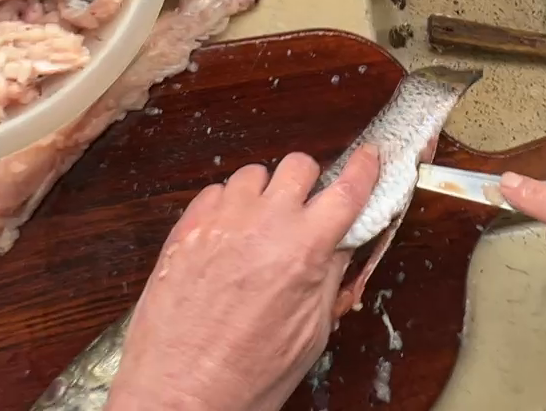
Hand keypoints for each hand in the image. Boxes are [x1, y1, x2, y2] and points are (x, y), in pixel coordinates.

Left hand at [107, 146, 379, 410]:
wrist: (177, 398)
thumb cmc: (244, 378)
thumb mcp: (310, 334)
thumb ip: (330, 276)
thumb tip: (343, 241)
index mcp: (304, 250)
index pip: (347, 190)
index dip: (364, 169)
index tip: (368, 158)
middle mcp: (265, 223)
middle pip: (300, 165)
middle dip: (307, 183)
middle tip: (302, 210)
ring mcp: (224, 219)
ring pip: (256, 173)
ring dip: (264, 195)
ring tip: (257, 229)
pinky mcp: (189, 224)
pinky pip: (217, 191)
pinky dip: (227, 207)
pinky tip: (226, 239)